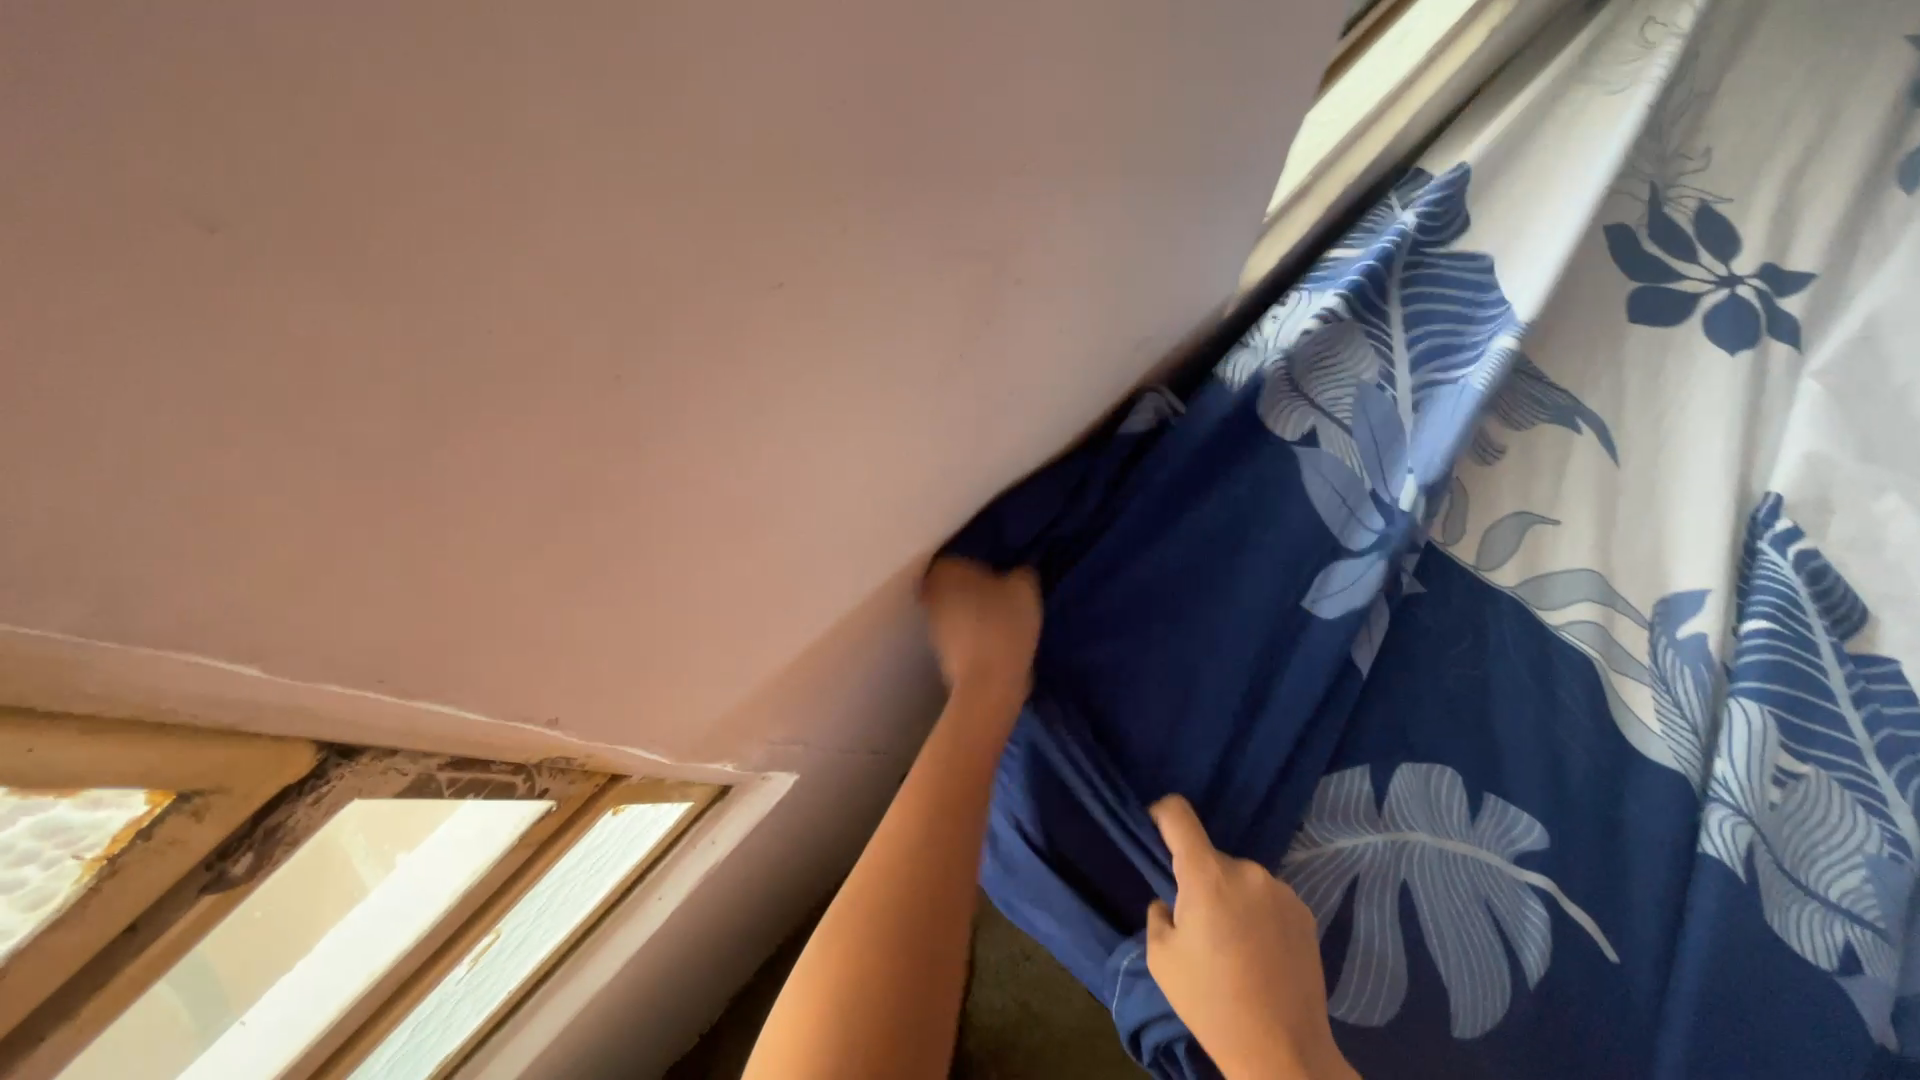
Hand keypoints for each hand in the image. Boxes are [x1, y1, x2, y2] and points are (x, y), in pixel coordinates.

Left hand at [920, 558, 1041, 699]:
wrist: (988, 681)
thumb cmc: (1004, 625)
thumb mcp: (1025, 588)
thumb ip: (1020, 571)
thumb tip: (1016, 571)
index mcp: (946, 569)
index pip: (960, 553)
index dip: (980, 559)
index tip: (999, 566)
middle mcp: (931, 592)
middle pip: (954, 580)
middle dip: (973, 584)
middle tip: (1002, 588)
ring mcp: (932, 623)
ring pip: (955, 606)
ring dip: (973, 608)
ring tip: (1001, 614)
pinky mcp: (940, 649)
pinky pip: (959, 629)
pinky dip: (973, 630)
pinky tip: (995, 635)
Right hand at [1146, 796, 1357, 1079]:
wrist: (1282, 1049)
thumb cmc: (1211, 1003)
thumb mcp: (1162, 959)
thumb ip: (1159, 915)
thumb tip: (1171, 902)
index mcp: (1207, 876)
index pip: (1179, 815)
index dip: (1161, 813)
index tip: (1153, 825)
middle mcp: (1247, 871)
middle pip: (1211, 859)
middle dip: (1199, 882)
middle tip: (1198, 927)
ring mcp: (1281, 890)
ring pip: (1241, 881)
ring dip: (1231, 899)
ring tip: (1233, 947)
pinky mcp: (1305, 913)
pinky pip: (1268, 899)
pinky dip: (1257, 914)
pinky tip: (1260, 954)